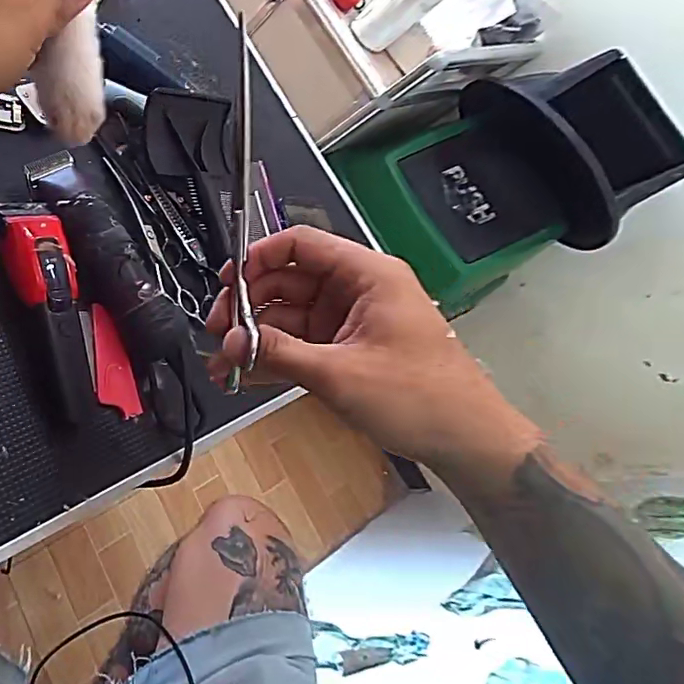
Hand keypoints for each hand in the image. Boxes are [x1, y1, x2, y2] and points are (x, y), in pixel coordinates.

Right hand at [204, 226, 536, 469]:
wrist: (463, 439)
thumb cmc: (425, 397)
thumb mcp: (341, 373)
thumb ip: (281, 353)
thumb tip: (235, 341)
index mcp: (368, 276)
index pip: (302, 244)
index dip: (259, 257)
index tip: (230, 282)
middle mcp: (357, 292)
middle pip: (288, 280)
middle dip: (249, 304)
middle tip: (221, 329)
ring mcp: (350, 321)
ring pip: (290, 315)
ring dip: (257, 336)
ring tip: (227, 359)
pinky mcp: (346, 349)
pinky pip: (300, 342)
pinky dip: (275, 355)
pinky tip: (248, 371)